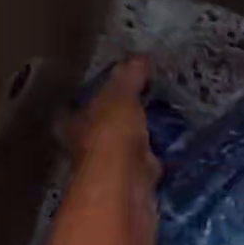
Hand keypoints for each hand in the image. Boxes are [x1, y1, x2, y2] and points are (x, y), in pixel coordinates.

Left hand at [60, 56, 159, 191]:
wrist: (126, 186)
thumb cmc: (112, 136)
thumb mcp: (121, 97)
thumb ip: (129, 79)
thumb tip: (140, 58)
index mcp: (74, 124)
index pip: (78, 107)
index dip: (94, 99)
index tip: (113, 89)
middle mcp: (86, 149)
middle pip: (101, 131)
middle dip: (118, 122)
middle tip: (142, 105)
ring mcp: (110, 170)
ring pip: (124, 150)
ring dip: (138, 142)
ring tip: (160, 125)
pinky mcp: (133, 185)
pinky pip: (145, 167)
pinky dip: (155, 160)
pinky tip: (169, 151)